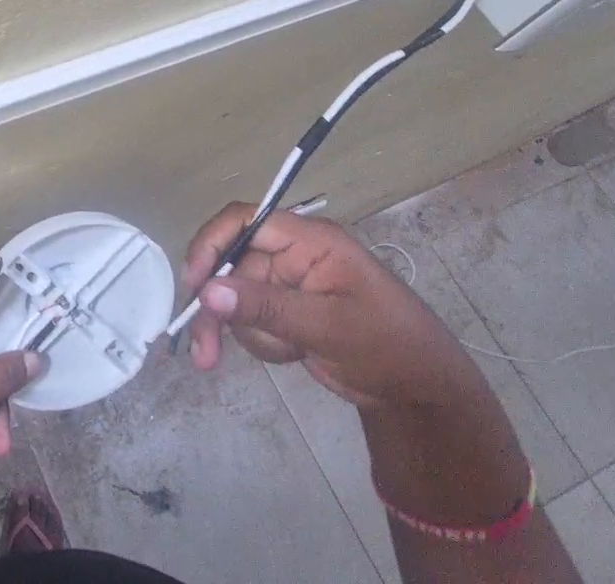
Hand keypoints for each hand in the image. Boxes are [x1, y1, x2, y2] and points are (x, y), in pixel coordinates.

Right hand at [183, 203, 478, 408]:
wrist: (419, 393)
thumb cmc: (390, 345)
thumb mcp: (329, 326)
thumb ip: (267, 307)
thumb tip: (208, 292)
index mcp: (310, 239)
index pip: (245, 221)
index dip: (212, 244)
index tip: (195, 284)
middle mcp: (291, 254)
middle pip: (230, 265)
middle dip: (217, 307)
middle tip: (204, 352)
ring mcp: (286, 283)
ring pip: (234, 296)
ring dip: (245, 330)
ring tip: (284, 354)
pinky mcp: (283, 310)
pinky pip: (248, 319)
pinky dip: (260, 341)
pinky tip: (291, 354)